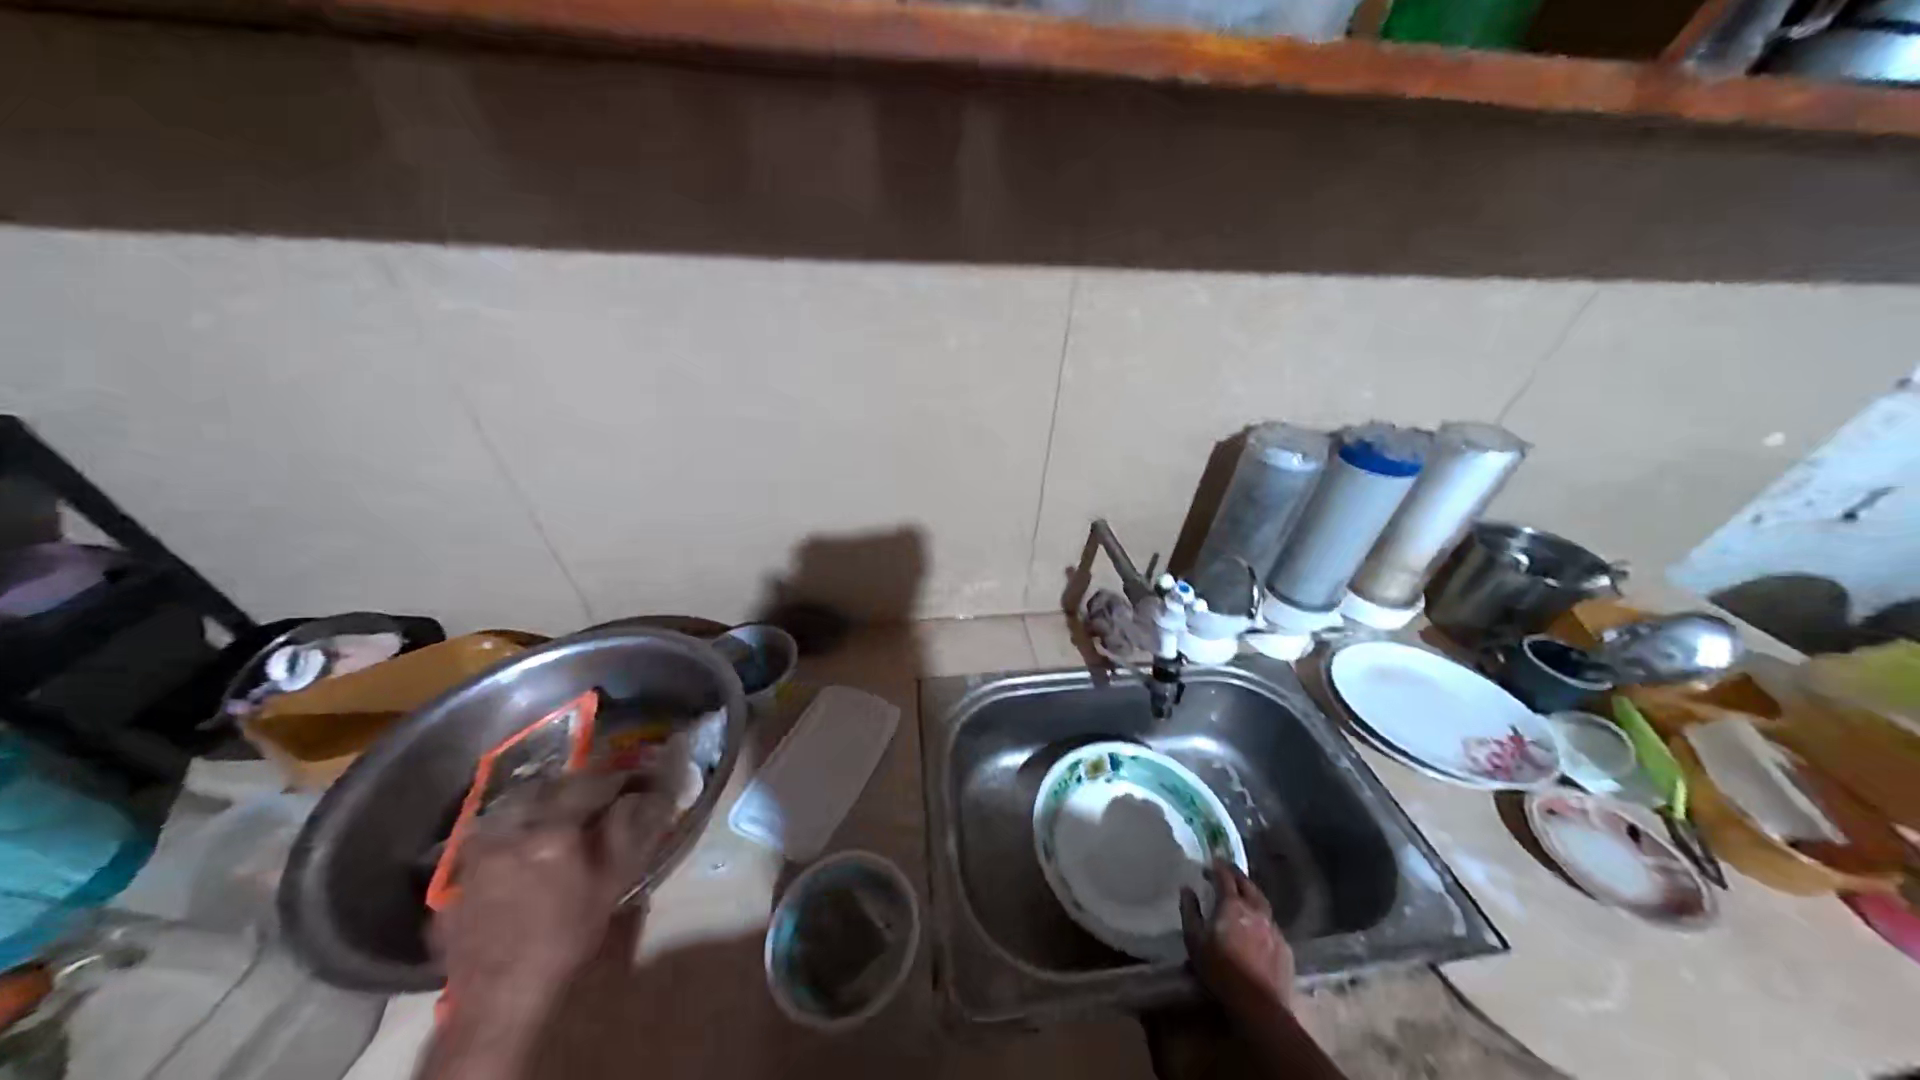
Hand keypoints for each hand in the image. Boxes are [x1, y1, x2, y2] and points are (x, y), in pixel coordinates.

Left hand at [434, 776, 673, 995]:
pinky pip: (488, 836)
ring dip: (535, 804)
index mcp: (553, 832)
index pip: (588, 784)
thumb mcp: (609, 887)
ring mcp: (479, 852)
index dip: (612, 776)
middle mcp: (512, 831)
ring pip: (511, 808)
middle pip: (544, 788)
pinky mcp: (459, 874)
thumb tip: (640, 798)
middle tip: (588, 791)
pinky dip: (508, 832)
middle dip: (569, 785)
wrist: (500, 997)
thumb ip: (624, 835)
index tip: (630, 775)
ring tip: (552, 814)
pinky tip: (518, 846)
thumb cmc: (566, 938)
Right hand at [1180, 860, 1294, 1017]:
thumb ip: (1189, 910)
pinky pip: (1271, 924)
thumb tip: (1186, 889)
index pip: (1225, 876)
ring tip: (1242, 895)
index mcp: (1233, 904)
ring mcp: (1273, 928)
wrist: (1258, 1005)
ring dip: (1251, 893)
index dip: (1216, 866)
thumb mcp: (1194, 939)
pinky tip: (1256, 927)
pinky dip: (1261, 917)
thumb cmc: (1219, 969)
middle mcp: (1256, 910)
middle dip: (1236, 874)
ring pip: (1262, 902)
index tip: (1209, 863)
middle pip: (1248, 884)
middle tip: (1226, 871)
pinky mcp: (1284, 947)